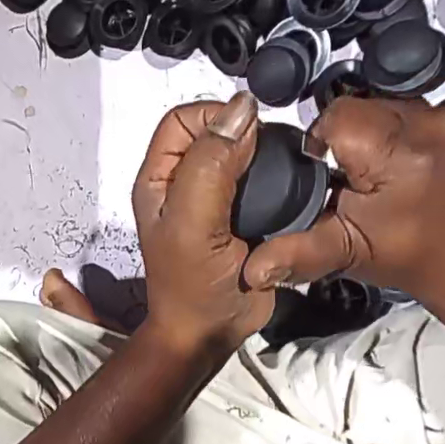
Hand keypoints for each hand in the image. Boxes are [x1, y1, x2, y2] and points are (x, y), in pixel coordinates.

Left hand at [133, 92, 274, 355]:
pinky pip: (264, 183)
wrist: (212, 332)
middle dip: (245, 136)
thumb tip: (239, 112)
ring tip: (277, 178)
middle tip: (266, 162)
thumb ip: (210, 167)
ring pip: (243, 156)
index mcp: (160, 180)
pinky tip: (284, 194)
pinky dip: (277, 182)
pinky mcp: (244, 215)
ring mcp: (215, 199)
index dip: (216, 117)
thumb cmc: (191, 288)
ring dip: (265, 160)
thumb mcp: (193, 224)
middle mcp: (185, 183)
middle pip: (216, 132)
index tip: (249, 136)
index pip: (184, 120)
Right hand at [242, 96, 444, 297]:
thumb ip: (295, 251)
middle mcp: (430, 125)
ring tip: (381, 175)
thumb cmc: (414, 256)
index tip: (329, 171)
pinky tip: (403, 166)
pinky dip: (402, 134)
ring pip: (386, 105)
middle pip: (361, 107)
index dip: (322, 143)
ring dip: (375, 135)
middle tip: (356, 181)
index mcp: (397, 153)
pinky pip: (414, 111)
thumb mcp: (345, 252)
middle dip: (349, 140)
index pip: (336, 115)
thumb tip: (253, 268)